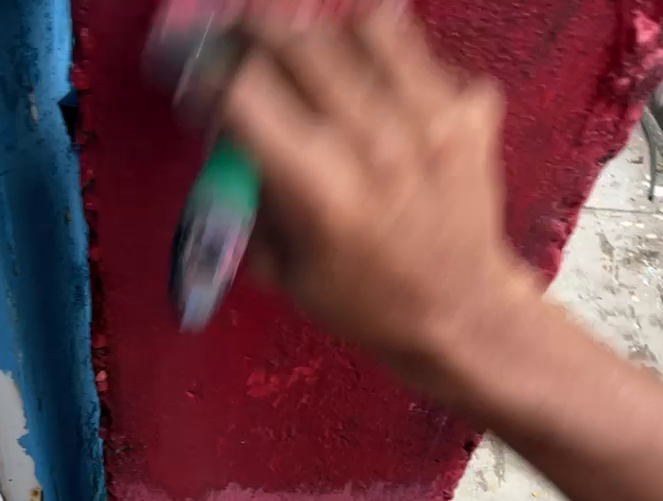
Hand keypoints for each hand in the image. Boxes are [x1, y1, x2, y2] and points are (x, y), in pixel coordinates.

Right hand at [218, 6, 538, 400]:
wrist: (459, 311)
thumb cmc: (364, 304)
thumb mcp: (285, 273)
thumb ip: (253, 204)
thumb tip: (229, 141)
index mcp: (320, 194)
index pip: (245, 95)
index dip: (207, 72)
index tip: (193, 70)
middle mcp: (375, 143)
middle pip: (298, 43)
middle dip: (251, 30)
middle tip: (233, 32)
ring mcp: (430, 118)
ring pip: (363, 25)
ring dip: (319, 29)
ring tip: (303, 46)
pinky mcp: (469, 107)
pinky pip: (415, 49)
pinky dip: (381, 54)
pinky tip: (369, 82)